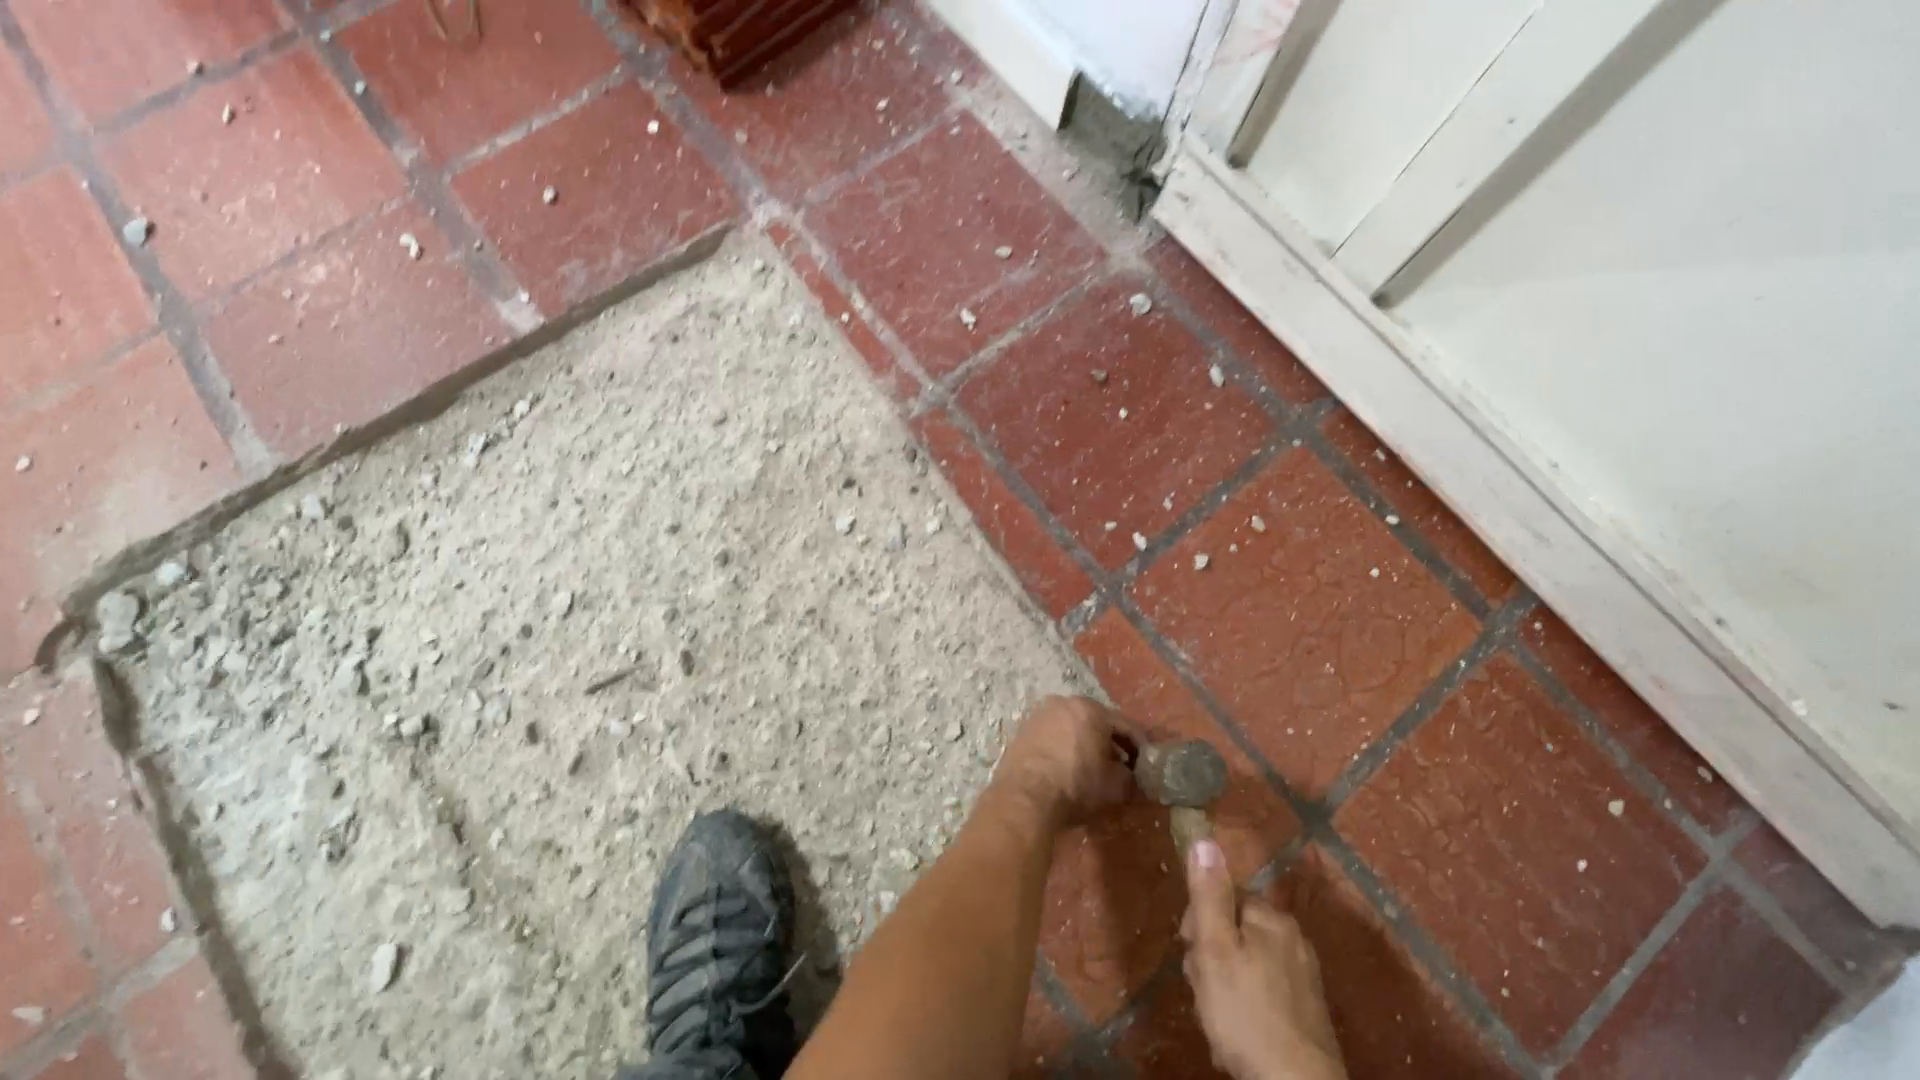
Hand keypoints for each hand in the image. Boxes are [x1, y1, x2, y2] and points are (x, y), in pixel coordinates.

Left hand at [989, 696, 1131, 827]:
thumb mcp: (1115, 786)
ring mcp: (1038, 716)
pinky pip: (1051, 739)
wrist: (1024, 799)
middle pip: (1095, 723)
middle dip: (1110, 743)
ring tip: (1093, 770)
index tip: (1147, 762)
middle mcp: (1062, 703)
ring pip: (1071, 729)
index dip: (1140, 745)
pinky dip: (1062, 750)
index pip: (1125, 725)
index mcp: (1090, 708)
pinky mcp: (1020, 732)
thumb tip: (1129, 775)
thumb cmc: (1076, 786)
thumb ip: (1129, 776)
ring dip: (1084, 746)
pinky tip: (1067, 771)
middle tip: (1121, 766)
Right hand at [1182, 840, 1347, 1079]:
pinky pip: (1263, 993)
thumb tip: (1203, 839)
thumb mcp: (1215, 949)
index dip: (1198, 924)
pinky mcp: (1306, 1010)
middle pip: (1234, 932)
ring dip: (1224, 987)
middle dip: (1211, 959)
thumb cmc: (1246, 1013)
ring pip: (1246, 965)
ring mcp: (1303, 975)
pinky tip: (1238, 1032)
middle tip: (1205, 990)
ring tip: (1219, 1017)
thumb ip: (1208, 896)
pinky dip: (1246, 1008)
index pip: (1223, 898)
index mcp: (1271, 918)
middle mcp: (1293, 938)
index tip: (1191, 951)